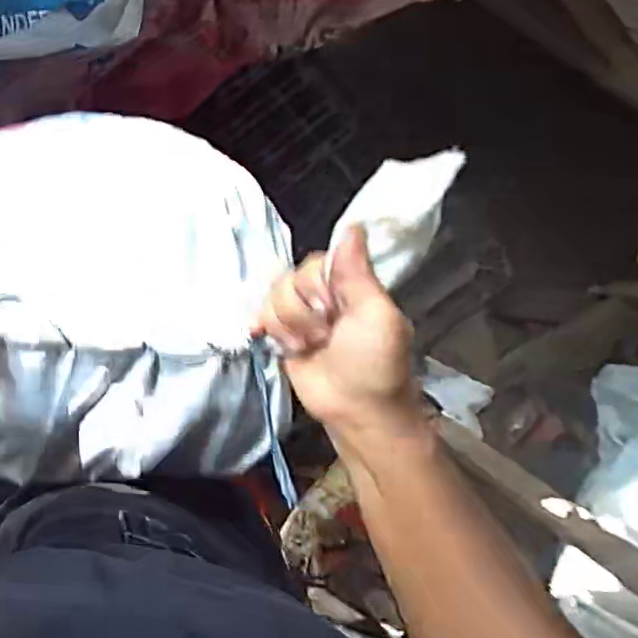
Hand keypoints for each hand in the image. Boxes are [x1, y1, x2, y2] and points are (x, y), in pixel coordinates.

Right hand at [254, 227, 427, 458]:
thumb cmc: (375, 364)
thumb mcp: (376, 315)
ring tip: (309, 347)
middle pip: (289, 280)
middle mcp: (322, 296)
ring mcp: (300, 316)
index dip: (316, 286)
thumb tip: (352, 226)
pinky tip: (275, 340)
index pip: (315, 264)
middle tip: (325, 335)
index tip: (332, 310)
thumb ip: (357, 272)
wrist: (356, 411)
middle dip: (302, 311)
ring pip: (272, 298)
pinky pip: (260, 315)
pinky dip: (266, 327)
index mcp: (349, 285)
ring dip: (288, 326)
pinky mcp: (281, 335)